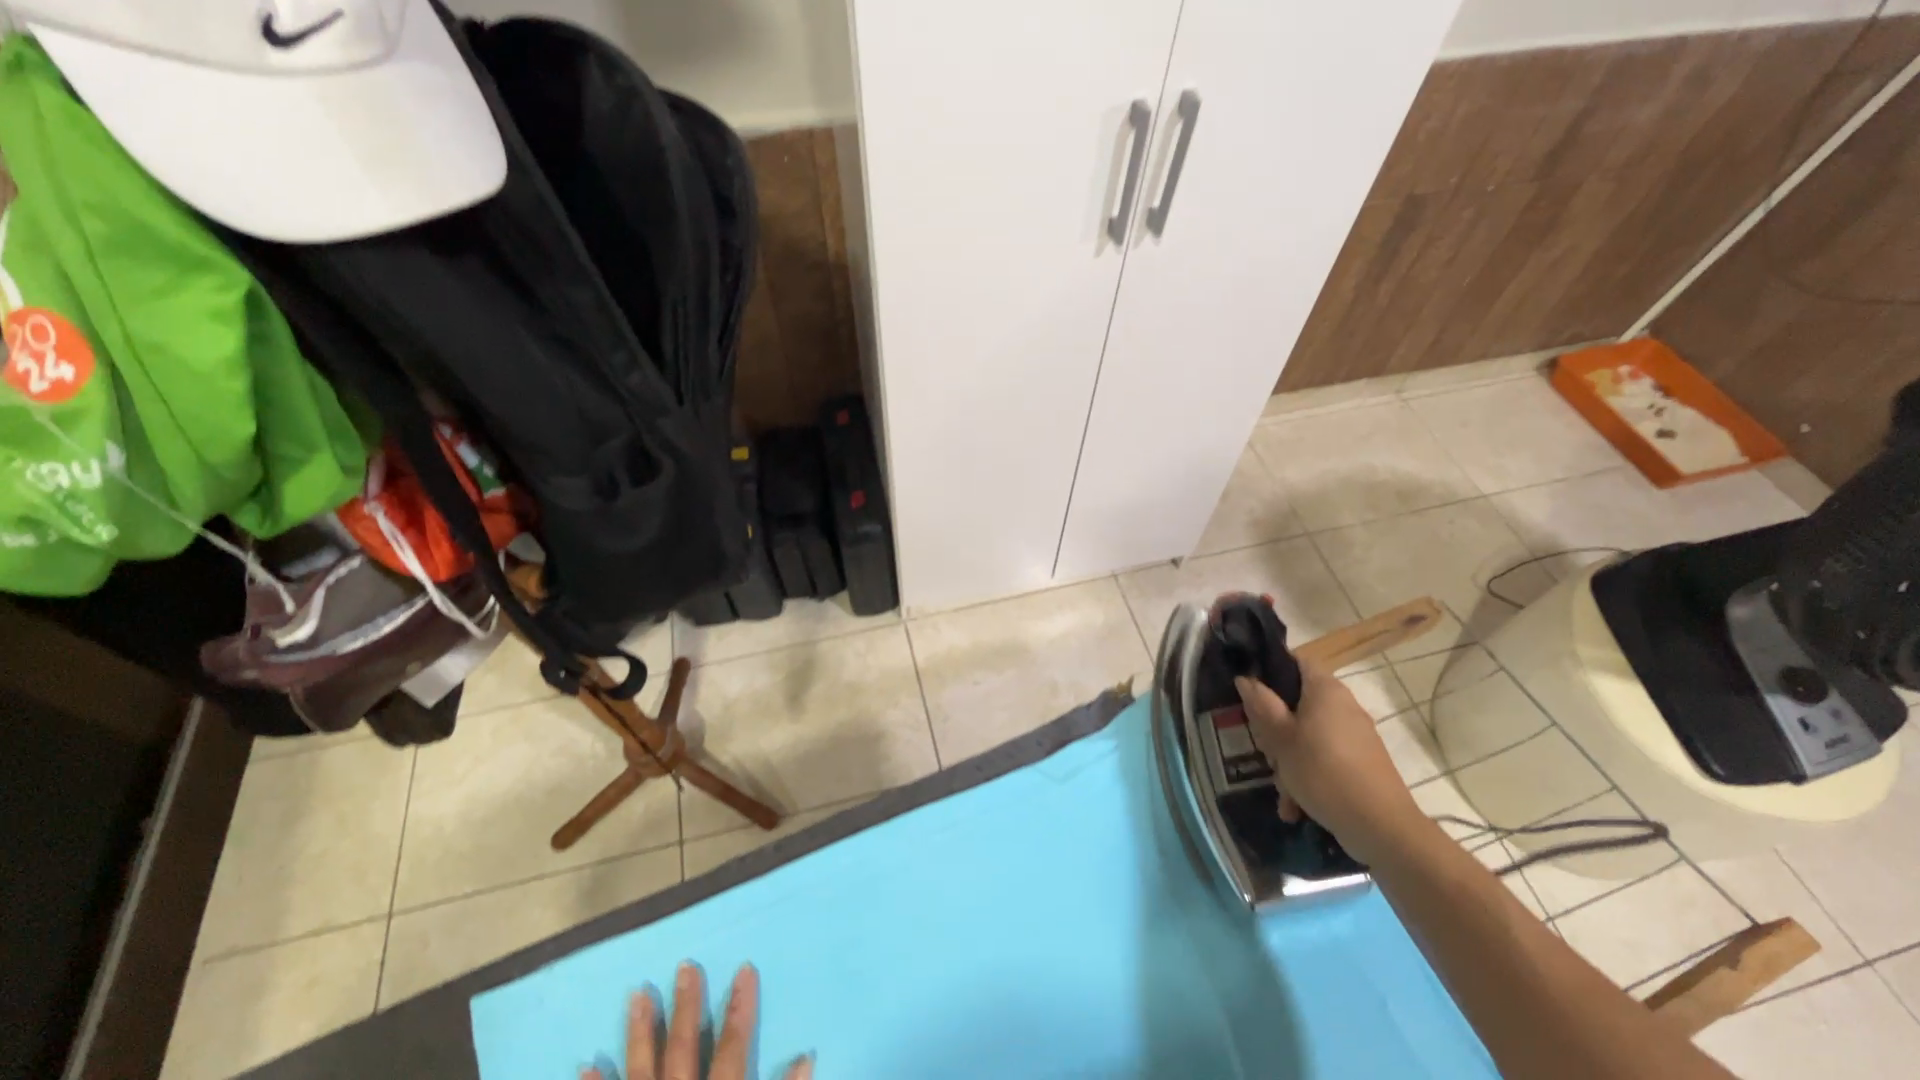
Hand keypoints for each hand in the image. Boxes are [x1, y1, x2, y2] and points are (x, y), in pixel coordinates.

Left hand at [584, 962, 811, 1079]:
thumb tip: (806, 1058)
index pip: (734, 1049)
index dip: (741, 1009)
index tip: (745, 969)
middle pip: (684, 1049)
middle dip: (687, 1006)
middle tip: (685, 966)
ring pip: (641, 1070)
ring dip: (639, 1032)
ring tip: (636, 994)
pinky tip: (588, 1065)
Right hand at [1234, 660, 1426, 865]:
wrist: (1379, 824)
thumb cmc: (1322, 771)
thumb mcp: (1280, 738)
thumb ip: (1261, 705)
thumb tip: (1246, 678)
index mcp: (1325, 690)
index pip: (1294, 661)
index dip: (1269, 670)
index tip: (1248, 693)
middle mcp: (1343, 706)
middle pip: (1297, 705)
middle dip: (1276, 733)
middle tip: (1267, 755)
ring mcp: (1355, 735)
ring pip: (1307, 737)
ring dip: (1289, 763)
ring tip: (1284, 794)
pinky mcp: (1361, 762)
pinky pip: (1324, 760)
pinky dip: (1309, 778)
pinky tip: (1297, 808)